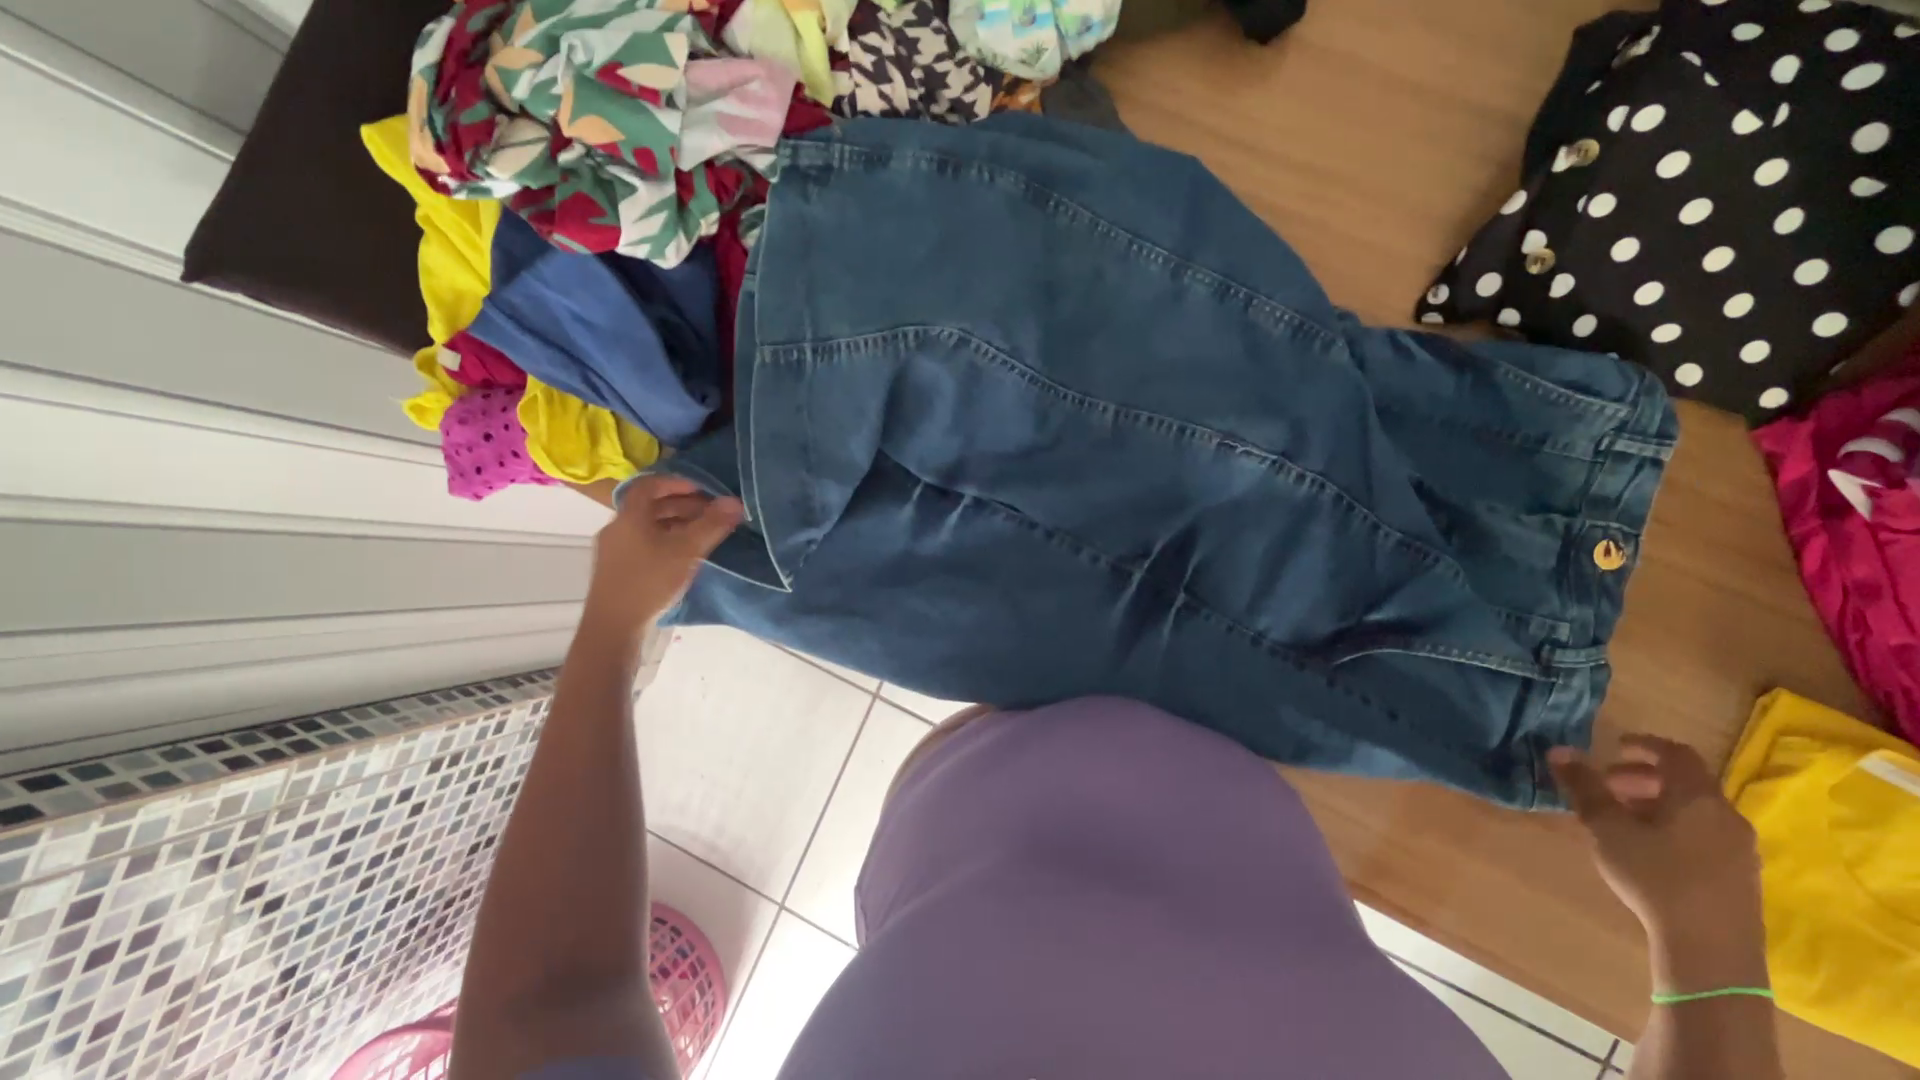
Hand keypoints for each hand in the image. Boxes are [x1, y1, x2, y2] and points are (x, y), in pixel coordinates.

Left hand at [581, 474, 743, 636]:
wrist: (613, 626)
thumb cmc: (649, 582)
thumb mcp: (687, 551)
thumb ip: (712, 525)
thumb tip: (735, 502)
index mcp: (630, 516)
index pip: (650, 485)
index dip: (677, 482)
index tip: (702, 491)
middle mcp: (617, 527)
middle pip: (650, 505)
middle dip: (682, 505)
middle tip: (709, 514)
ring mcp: (612, 549)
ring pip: (646, 526)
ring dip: (674, 524)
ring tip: (700, 534)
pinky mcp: (614, 569)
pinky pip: (641, 543)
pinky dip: (663, 540)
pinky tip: (681, 556)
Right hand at [1548, 736, 1765, 985]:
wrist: (1712, 948)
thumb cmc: (1655, 877)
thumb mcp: (1608, 829)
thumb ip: (1585, 788)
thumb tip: (1560, 749)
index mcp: (1697, 797)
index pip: (1677, 753)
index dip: (1645, 745)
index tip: (1614, 747)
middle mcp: (1726, 815)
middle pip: (1687, 782)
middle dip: (1645, 778)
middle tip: (1609, 787)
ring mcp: (1740, 847)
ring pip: (1697, 810)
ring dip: (1660, 804)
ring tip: (1625, 821)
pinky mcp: (1742, 875)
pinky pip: (1707, 834)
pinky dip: (1678, 827)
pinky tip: (1652, 851)